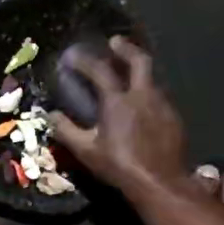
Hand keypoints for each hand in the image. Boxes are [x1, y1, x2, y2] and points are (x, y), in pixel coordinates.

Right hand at [48, 36, 187, 195]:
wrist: (161, 182)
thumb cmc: (118, 164)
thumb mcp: (84, 149)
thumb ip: (65, 129)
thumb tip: (50, 114)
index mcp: (118, 102)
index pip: (100, 71)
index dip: (85, 60)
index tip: (72, 55)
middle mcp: (143, 96)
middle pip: (139, 61)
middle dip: (126, 48)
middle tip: (114, 42)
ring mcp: (162, 105)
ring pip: (151, 78)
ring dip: (137, 70)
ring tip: (124, 72)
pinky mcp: (173, 117)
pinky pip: (157, 95)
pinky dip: (145, 90)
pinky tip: (137, 102)